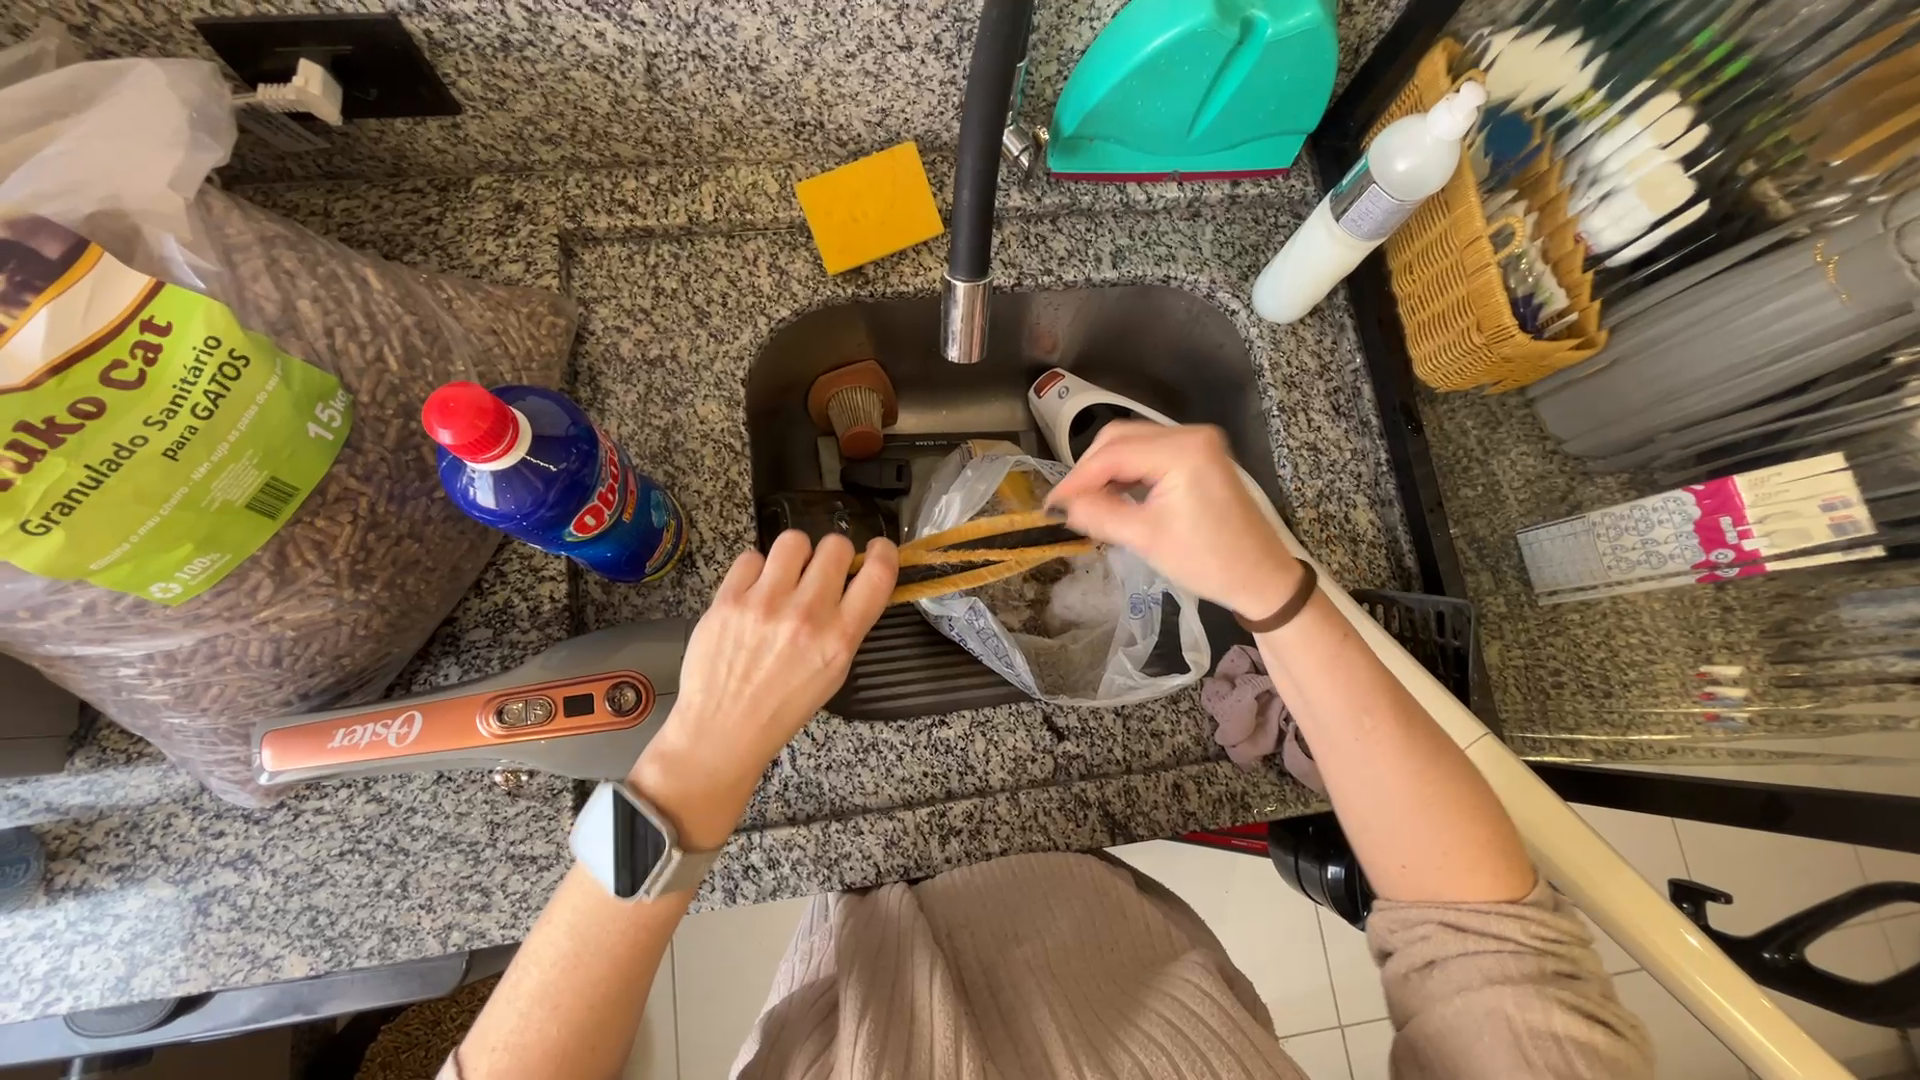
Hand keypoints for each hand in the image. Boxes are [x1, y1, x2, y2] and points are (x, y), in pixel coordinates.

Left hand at [631, 531, 897, 849]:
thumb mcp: (834, 673)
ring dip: (795, 555)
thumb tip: (853, 584)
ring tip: (785, 576)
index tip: (879, 549)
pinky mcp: (728, 600)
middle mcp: (807, 615)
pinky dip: (756, 570)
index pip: (878, 575)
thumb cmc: (782, 707)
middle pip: (836, 547)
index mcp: (840, 638)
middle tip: (821, 571)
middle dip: (834, 554)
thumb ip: (846, 626)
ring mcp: (765, 604)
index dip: (884, 552)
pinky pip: (751, 557)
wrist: (723, 729)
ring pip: (793, 541)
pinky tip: (754, 592)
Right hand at [1046, 422, 1302, 617]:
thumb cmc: (1208, 562)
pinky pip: (1150, 453)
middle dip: (1089, 469)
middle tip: (1068, 503)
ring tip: (1087, 502)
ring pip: (1132, 443)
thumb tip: (1061, 506)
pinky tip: (1113, 494)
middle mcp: (1190, 435)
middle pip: (1119, 438)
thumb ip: (1100, 515)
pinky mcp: (1198, 456)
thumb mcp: (1146, 539)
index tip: (1050, 504)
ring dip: (1106, 469)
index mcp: (1181, 451)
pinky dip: (1127, 470)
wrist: (1261, 577)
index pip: (1112, 454)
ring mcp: (1197, 443)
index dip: (1076, 479)